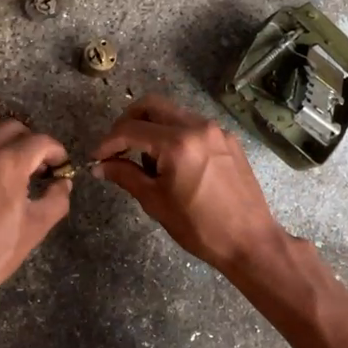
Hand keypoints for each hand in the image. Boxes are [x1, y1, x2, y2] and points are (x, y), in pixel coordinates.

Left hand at [0, 121, 71, 310]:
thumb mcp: (36, 226)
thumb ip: (57, 198)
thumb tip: (62, 182)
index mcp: (8, 163)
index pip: (40, 141)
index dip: (57, 151)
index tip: (61, 166)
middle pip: (13, 128)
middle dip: (32, 143)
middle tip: (40, 167)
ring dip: (7, 143)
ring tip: (15, 170)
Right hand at [91, 95, 285, 270]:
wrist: (250, 241)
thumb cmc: (199, 227)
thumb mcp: (155, 202)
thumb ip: (125, 176)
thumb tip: (99, 166)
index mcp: (177, 143)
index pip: (130, 129)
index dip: (108, 142)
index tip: (97, 157)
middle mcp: (197, 126)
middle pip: (151, 105)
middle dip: (128, 121)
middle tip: (117, 146)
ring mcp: (215, 130)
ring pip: (172, 113)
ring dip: (151, 127)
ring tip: (146, 160)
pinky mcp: (227, 139)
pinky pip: (192, 125)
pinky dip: (174, 134)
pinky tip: (172, 163)